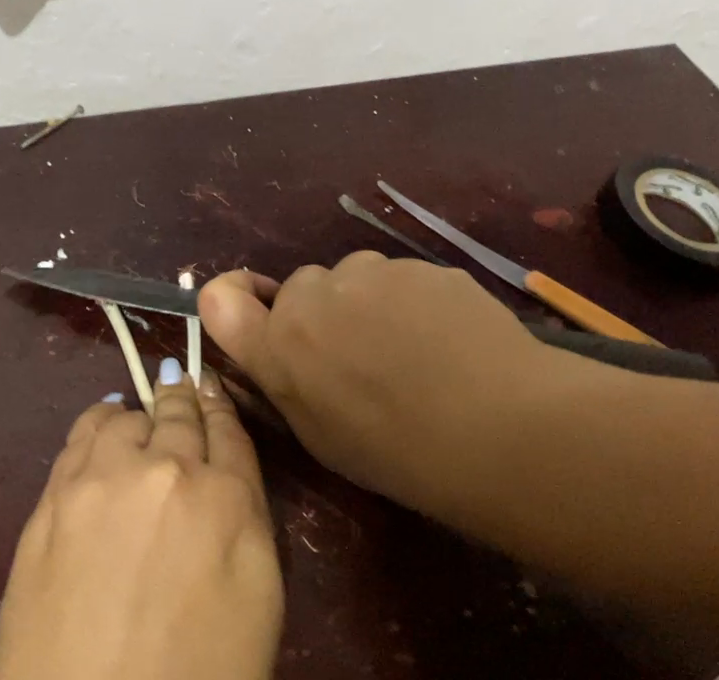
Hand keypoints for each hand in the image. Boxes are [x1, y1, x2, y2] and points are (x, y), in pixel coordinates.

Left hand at [0, 361, 282, 679]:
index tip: (212, 390)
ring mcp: (103, 478)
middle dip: (183, 401)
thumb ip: (248, 525)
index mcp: (228, 502)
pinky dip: (100, 422)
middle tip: (181, 388)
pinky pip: (82, 434)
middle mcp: (166, 471)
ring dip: (140, 414)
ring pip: (127, 417)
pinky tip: (105, 421)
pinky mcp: (54, 495)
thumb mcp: (257, 604)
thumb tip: (228, 482)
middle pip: (178, 415)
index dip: (221, 408)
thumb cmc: (196, 673)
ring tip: (141, 413)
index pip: (229, 433)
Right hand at [199, 253, 585, 513]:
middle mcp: (311, 298)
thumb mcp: (320, 434)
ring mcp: (369, 274)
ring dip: (371, 304)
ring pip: (357, 280)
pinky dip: (419, 302)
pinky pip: (406, 279)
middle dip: (323, 313)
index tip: (257, 310)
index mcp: (278, 347)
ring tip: (417, 353)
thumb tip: (286, 349)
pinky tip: (452, 343)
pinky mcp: (420, 266)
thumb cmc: (398, 452)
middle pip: (301, 290)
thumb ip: (288, 378)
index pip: (221, 298)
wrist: (498, 428)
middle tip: (363, 358)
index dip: (235, 298)